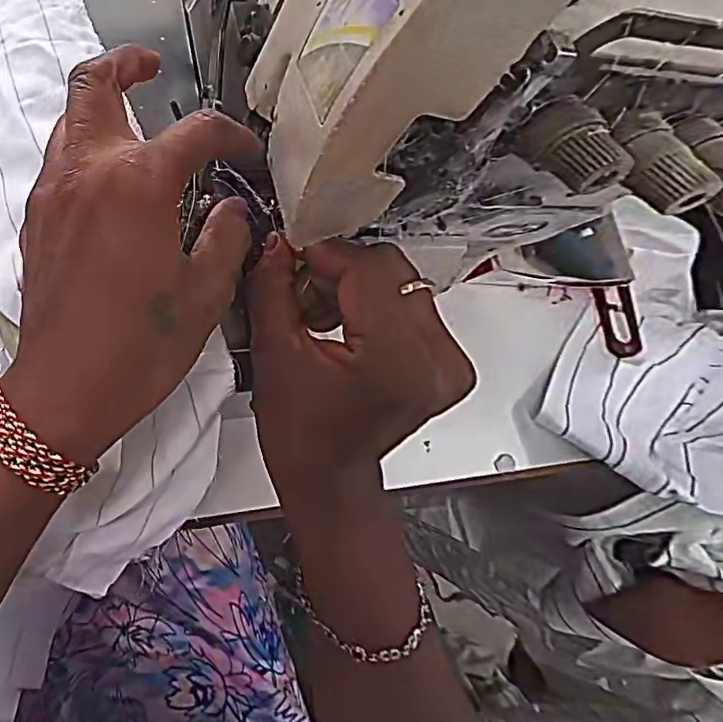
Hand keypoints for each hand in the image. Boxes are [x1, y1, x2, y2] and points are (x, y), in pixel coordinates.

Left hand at [0, 46, 261, 463]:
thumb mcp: (204, 294)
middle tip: (152, 68)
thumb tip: (231, 212)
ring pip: (70, 119)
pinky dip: (85, 148)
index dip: (231, 137)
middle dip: (125, 65)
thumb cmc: (134, 350)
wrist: (64, 392)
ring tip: (135, 121)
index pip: (196, 132)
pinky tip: (113, 181)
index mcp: (137, 185)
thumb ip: (226, 237)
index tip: (245, 155)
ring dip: (101, 106)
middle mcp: (87, 175)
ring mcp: (54, 196)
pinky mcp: (38, 222)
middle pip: (94, 86)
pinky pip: (59, 161)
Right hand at [246, 237, 475, 503]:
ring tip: (319, 314)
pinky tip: (343, 323)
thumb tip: (278, 247)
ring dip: (356, 286)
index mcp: (396, 360)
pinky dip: (375, 304)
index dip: (324, 254)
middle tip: (301, 289)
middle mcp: (435, 360)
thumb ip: (274, 289)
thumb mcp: (275, 354)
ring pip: (401, 282)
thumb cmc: (302, 436)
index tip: (294, 256)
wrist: (328, 474)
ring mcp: (448, 362)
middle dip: (338, 271)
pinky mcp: (448, 362)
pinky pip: (412, 304)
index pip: (368, 268)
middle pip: (390, 270)